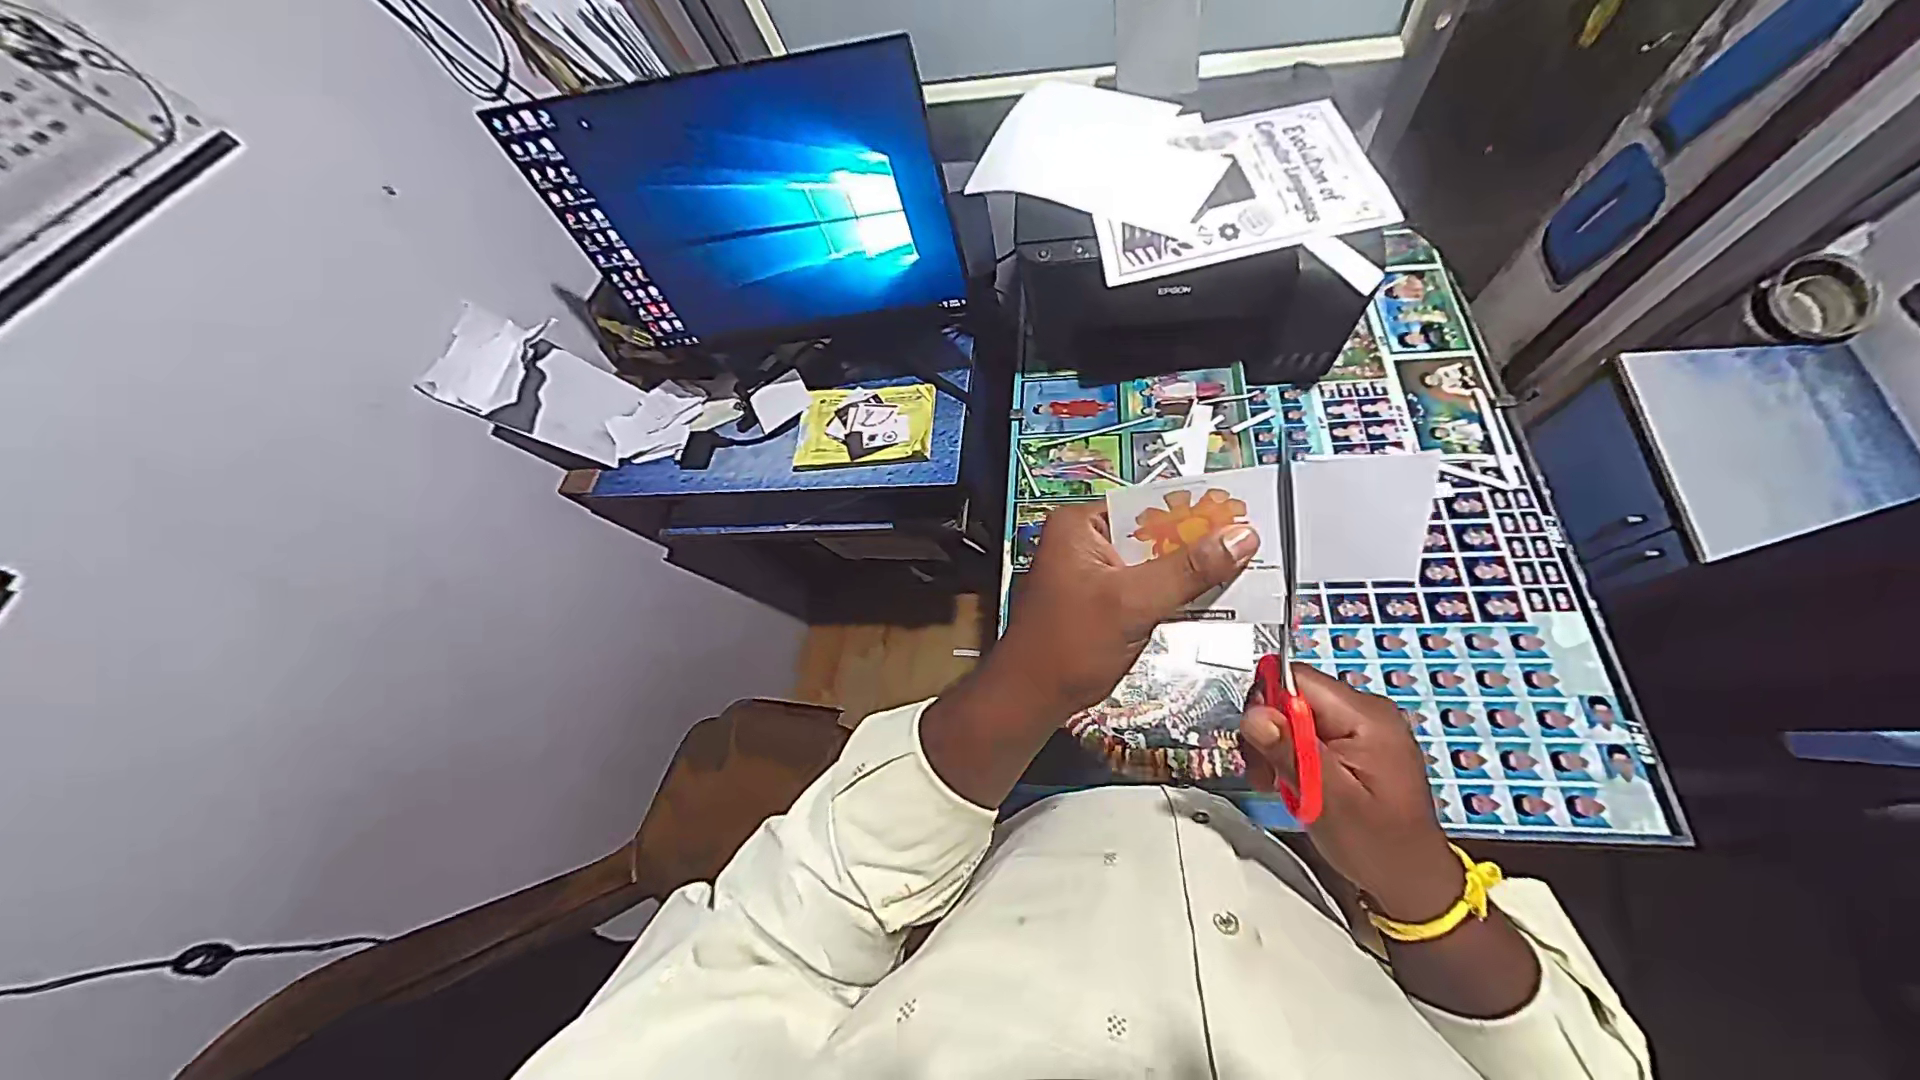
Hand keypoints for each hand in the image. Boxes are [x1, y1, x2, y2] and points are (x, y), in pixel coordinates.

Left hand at [921, 504, 1258, 808]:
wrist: (1033, 698)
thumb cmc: (1068, 645)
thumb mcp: (1132, 602)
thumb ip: (1188, 570)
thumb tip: (1242, 536)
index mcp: (1081, 525)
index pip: (1148, 505)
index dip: (1196, 510)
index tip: (1244, 515)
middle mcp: (1086, 540)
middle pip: (1155, 533)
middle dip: (1199, 544)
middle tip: (1252, 546)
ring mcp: (1095, 571)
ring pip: (1156, 562)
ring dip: (1191, 571)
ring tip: (1245, 570)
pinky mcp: (1105, 599)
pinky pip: (1149, 586)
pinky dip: (1176, 593)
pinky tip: (1213, 597)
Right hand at [1240, 665, 1461, 920]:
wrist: (1413, 881)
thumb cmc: (1379, 846)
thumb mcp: (1329, 801)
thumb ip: (1291, 752)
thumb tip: (1254, 714)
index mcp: (1366, 716)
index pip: (1295, 678)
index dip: (1266, 705)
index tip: (1262, 745)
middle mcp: (1365, 710)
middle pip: (1290, 694)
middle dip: (1269, 730)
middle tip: (1267, 773)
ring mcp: (1359, 724)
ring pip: (1291, 712)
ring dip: (1275, 745)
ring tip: (1279, 782)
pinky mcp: (1352, 739)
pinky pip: (1304, 728)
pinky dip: (1289, 752)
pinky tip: (1293, 780)